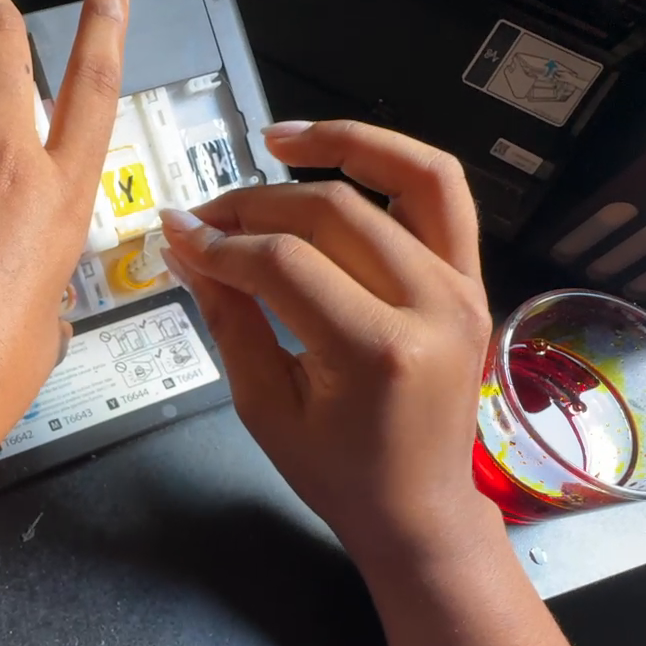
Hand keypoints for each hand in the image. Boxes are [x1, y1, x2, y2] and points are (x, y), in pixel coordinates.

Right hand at [159, 121, 498, 560]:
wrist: (417, 505)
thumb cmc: (334, 472)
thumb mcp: (264, 405)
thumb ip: (229, 317)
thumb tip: (184, 248)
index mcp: (375, 351)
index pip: (282, 264)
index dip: (220, 243)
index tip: (175, 236)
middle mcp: (430, 304)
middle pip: (329, 215)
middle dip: (251, 207)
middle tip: (201, 220)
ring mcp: (463, 284)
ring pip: (397, 181)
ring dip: (331, 149)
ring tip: (272, 140)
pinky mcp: (470, 277)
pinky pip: (440, 194)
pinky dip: (392, 158)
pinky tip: (339, 153)